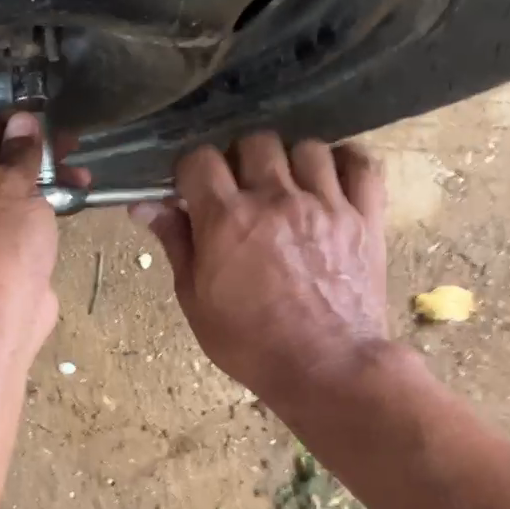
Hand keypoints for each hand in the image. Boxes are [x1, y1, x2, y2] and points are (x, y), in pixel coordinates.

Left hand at [0, 111, 88, 363]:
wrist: (0, 316)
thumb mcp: (10, 187)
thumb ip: (18, 152)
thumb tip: (23, 120)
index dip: (2, 122)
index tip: (37, 114)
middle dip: (31, 149)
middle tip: (68, 140)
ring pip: (14, 188)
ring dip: (46, 175)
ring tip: (81, 170)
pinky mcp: (6, 249)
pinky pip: (26, 214)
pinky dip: (48, 202)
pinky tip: (77, 195)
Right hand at [131, 132, 388, 402]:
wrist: (325, 366)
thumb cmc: (247, 340)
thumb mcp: (194, 296)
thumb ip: (174, 242)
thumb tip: (144, 207)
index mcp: (226, 219)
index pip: (199, 159)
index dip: (189, 171)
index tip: (191, 191)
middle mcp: (275, 199)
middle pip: (253, 142)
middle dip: (238, 159)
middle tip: (237, 190)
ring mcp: (326, 203)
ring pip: (305, 146)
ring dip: (287, 162)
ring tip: (283, 189)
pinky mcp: (365, 215)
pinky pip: (361, 163)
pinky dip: (342, 162)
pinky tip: (328, 180)